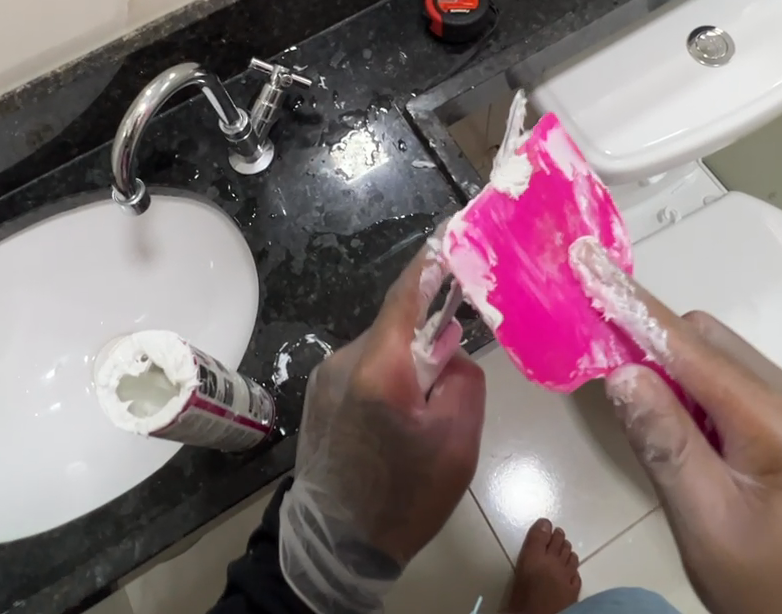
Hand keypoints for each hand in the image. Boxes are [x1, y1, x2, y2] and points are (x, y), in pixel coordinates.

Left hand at [280, 247, 485, 611]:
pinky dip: (385, 380)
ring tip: (419, 416)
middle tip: (448, 378)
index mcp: (380, 366)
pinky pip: (362, 370)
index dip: (428, 262)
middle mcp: (345, 359)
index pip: (405, 294)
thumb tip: (449, 351)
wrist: (334, 548)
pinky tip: (393, 422)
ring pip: (381, 350)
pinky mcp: (318, 394)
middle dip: (426, 340)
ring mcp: (326, 376)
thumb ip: (462, 380)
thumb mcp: (457, 442)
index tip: (447, 234)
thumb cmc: (405, 496)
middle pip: (396, 326)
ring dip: (405, 366)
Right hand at [575, 246, 781, 613]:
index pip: (688, 345)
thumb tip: (620, 370)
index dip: (631, 304)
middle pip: (704, 339)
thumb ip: (665, 444)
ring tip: (642, 409)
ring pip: (716, 355)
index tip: (587, 265)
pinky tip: (681, 426)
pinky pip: (730, 379)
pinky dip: (692, 385)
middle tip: (602, 367)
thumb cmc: (774, 592)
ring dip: (670, 364)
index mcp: (777, 420)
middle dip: (649, 339)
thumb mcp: (709, 527)